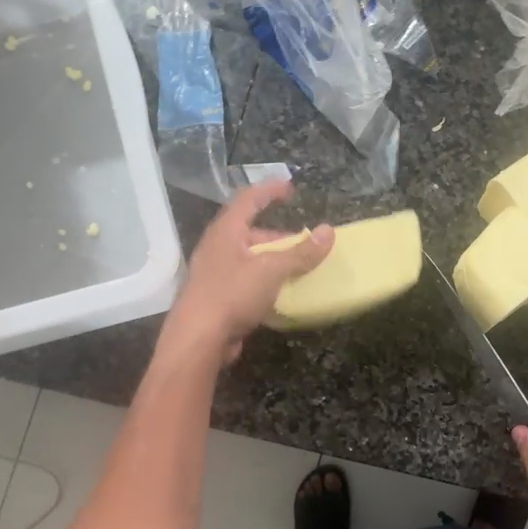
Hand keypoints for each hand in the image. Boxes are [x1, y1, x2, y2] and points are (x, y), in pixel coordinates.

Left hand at [159, 180, 333, 364]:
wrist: (199, 339)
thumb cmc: (231, 295)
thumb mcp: (271, 270)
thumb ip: (300, 253)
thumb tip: (328, 232)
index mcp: (226, 231)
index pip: (249, 199)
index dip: (270, 190)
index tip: (291, 188)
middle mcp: (219, 247)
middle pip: (252, 232)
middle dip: (280, 236)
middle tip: (305, 243)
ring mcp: (217, 274)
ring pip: (251, 259)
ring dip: (275, 261)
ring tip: (300, 269)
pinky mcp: (219, 298)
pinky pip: (248, 282)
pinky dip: (267, 282)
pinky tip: (283, 294)